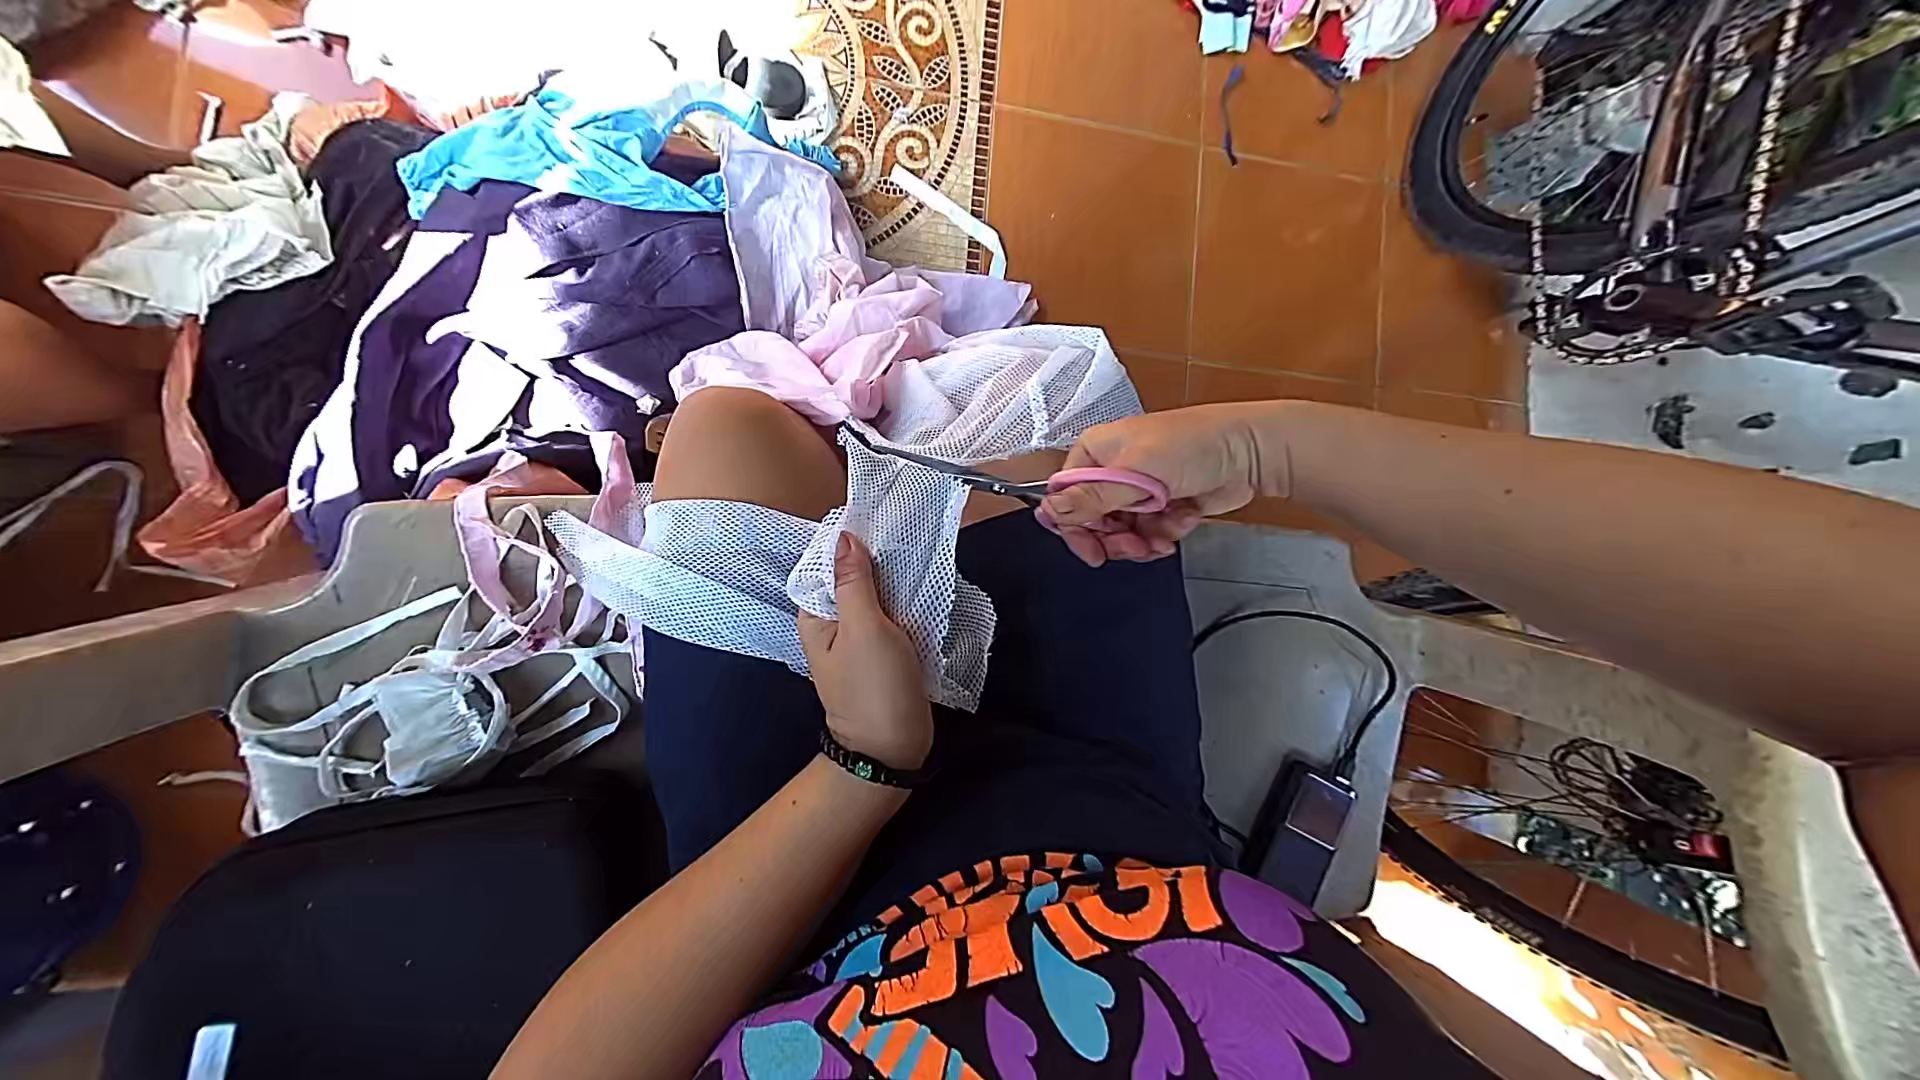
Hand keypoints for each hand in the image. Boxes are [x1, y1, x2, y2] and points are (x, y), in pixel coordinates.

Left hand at [797, 533, 934, 769]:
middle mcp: (833, 624)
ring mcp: (859, 637)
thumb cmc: (874, 687)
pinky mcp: (883, 649)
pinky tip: (922, 590)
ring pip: (876, 596)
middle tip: (907, 539)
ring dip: (895, 581)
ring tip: (919, 558)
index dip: (850, 543)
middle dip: (877, 561)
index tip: (880, 523)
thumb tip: (844, 536)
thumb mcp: (864, 628)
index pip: (826, 566)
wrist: (893, 748)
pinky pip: (891, 615)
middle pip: (853, 578)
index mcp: (816, 616)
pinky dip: (905, 602)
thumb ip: (854, 582)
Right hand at [1041, 403, 1273, 566]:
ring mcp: (1137, 487)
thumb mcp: (1134, 474)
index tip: (1093, 553)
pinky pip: (1147, 531)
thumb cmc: (1192, 446)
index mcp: (1095, 453)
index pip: (1066, 498)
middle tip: (1135, 546)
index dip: (1077, 528)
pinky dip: (1164, 533)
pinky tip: (1182, 519)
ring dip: (1142, 540)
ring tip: (1164, 537)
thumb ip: (1089, 497)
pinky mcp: (1160, 502)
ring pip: (1121, 531)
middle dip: (1116, 539)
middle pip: (1093, 520)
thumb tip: (1048, 512)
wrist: (1249, 450)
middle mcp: (1111, 470)